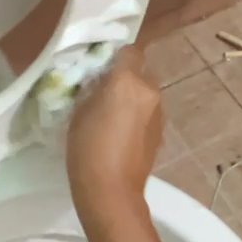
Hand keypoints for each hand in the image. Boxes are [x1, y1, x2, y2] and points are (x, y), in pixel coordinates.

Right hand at [67, 44, 164, 212]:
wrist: (111, 190)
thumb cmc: (87, 149)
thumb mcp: (79, 111)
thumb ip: (94, 89)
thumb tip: (102, 81)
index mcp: (127, 81)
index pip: (130, 51)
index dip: (116, 58)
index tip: (101, 70)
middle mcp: (150, 91)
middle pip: (141, 72)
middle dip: (126, 78)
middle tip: (104, 93)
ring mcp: (159, 112)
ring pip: (146, 93)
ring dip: (133, 98)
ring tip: (112, 117)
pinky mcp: (161, 132)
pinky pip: (148, 113)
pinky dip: (138, 116)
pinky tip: (122, 134)